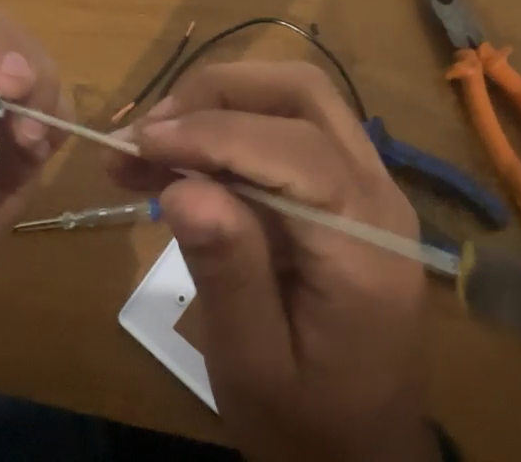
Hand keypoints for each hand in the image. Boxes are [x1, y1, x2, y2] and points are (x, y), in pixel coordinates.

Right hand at [110, 61, 437, 461]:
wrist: (366, 453)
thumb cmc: (308, 422)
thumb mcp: (254, 364)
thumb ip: (228, 273)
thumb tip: (183, 186)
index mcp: (365, 246)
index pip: (296, 151)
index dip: (215, 132)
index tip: (141, 143)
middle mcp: (379, 196)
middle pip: (303, 95)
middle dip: (217, 94)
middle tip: (147, 132)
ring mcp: (369, 187)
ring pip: (297, 100)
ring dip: (219, 104)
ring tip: (148, 145)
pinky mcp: (347, 192)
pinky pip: (291, 132)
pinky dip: (231, 129)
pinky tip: (177, 161)